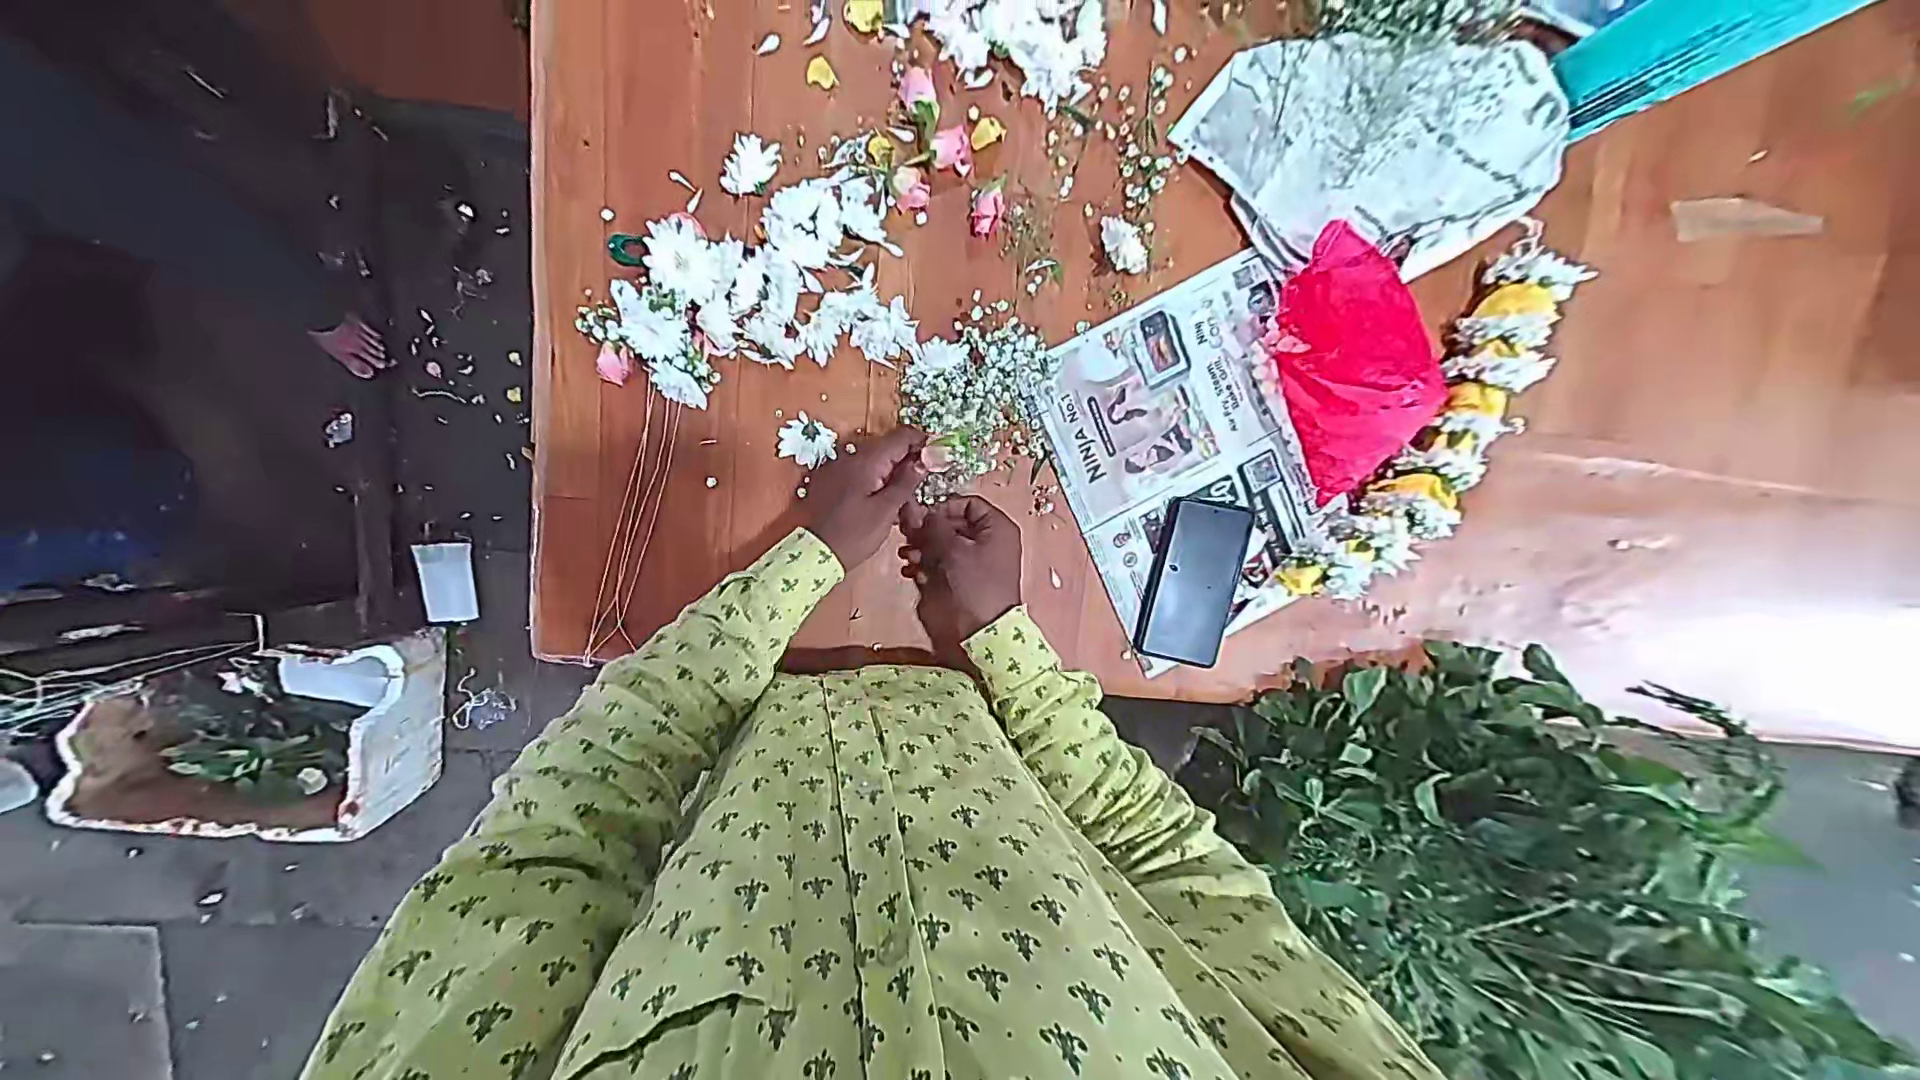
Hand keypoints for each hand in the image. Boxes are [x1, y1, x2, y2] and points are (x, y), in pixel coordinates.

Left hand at [804, 427, 927, 568]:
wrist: (814, 553)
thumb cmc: (854, 535)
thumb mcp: (886, 510)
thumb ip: (907, 481)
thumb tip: (925, 458)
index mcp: (867, 459)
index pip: (902, 435)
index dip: (923, 443)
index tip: (937, 460)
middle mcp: (852, 455)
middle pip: (891, 449)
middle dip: (909, 468)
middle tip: (921, 495)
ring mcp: (841, 467)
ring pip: (879, 464)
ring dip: (895, 481)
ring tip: (904, 511)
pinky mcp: (834, 480)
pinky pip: (864, 474)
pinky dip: (878, 486)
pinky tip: (884, 508)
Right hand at [899, 495, 1023, 655]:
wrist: (982, 630)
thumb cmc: (975, 585)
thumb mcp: (952, 549)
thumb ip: (933, 526)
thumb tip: (917, 511)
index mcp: (997, 527)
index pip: (968, 503)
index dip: (943, 507)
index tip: (922, 517)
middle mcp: (990, 541)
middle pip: (954, 523)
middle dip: (929, 530)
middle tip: (908, 535)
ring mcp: (977, 562)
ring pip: (945, 544)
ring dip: (924, 547)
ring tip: (909, 556)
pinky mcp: (965, 580)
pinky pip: (944, 564)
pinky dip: (928, 564)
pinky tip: (913, 570)